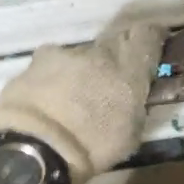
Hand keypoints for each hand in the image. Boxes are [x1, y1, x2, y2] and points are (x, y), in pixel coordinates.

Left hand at [0, 22, 164, 183]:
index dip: (150, 38)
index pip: (147, 35)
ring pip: (79, 57)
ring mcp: (63, 55)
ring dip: (80, 72)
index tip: (150, 47)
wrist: (34, 147)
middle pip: (111, 45)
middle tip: (108, 84)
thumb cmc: (90, 148)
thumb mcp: (129, 133)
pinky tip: (46, 101)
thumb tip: (131, 94)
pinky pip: (50, 66)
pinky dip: (52, 79)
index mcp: (128, 69)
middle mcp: (98, 53)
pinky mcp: (33, 63)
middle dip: (113, 60)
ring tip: (71, 100)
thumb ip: (133, 103)